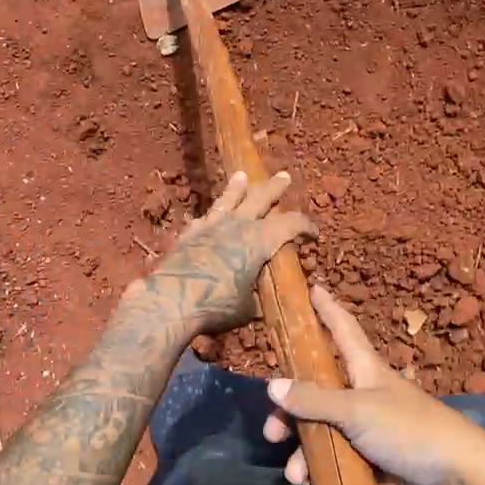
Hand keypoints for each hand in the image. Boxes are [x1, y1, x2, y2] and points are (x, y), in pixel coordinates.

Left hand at [143, 171, 317, 334]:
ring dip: (237, 188)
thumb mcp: (247, 308)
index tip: (314, 233)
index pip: (291, 224)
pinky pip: (203, 220)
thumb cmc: (217, 305)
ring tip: (241, 176)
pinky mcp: (188, 235)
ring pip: (228, 200)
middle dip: (274, 188)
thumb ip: (254, 297)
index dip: (305, 226)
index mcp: (260, 240)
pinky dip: (209, 218)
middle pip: (260, 198)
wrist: (171, 301)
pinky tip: (206, 218)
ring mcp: (210, 226)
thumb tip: (255, 302)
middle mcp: (237, 225)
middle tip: (283, 176)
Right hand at [263, 286, 484, 484]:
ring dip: (302, 448)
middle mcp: (364, 396)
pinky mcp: (369, 465)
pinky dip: (317, 471)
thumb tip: (272, 384)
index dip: (327, 309)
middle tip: (271, 425)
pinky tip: (306, 483)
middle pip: (319, 390)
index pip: (343, 329)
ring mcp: (367, 432)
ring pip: (321, 431)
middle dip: (291, 406)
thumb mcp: (358, 408)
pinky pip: (333, 463)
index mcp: (366, 370)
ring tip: (292, 471)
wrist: (457, 480)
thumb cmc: (410, 429)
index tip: (311, 287)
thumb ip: (315, 399)